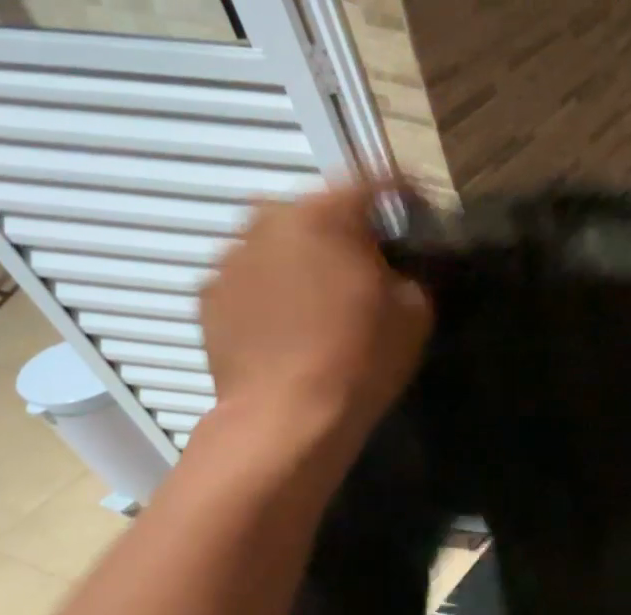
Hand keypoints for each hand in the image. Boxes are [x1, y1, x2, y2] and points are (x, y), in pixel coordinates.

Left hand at [200, 180, 432, 440]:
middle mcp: (269, 218)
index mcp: (325, 215)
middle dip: (346, 230)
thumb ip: (407, 276)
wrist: (285, 416)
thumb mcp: (413, 316)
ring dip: (305, 259)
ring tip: (325, 298)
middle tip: (370, 263)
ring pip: (279, 243)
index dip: (405, 192)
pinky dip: (272, 291)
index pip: (373, 182)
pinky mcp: (208, 294)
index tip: (423, 206)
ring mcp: (230, 256)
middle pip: (317, 210)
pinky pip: (251, 279)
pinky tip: (291, 326)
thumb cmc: (361, 361)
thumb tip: (395, 269)